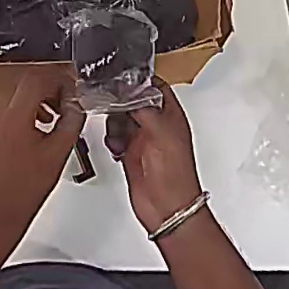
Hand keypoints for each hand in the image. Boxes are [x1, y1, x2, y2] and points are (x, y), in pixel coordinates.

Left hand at [0, 71, 82, 237]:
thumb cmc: (23, 188)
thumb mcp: (59, 151)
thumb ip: (72, 120)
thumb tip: (77, 103)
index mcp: (14, 117)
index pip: (36, 79)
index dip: (58, 80)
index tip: (69, 89)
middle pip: (24, 83)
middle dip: (48, 88)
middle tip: (63, 101)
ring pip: (13, 93)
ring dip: (34, 99)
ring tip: (50, 117)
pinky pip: (2, 107)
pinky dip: (19, 110)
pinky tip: (32, 127)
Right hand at [104, 80, 205, 233]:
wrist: (167, 209)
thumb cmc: (176, 175)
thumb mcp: (160, 131)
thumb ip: (143, 107)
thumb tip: (128, 90)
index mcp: (170, 115)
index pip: (155, 86)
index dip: (140, 80)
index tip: (122, 79)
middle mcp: (157, 124)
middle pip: (134, 101)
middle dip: (120, 103)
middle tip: (112, 106)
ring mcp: (143, 139)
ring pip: (122, 118)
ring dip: (114, 123)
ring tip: (117, 134)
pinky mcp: (131, 153)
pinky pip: (115, 137)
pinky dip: (111, 139)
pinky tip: (116, 146)